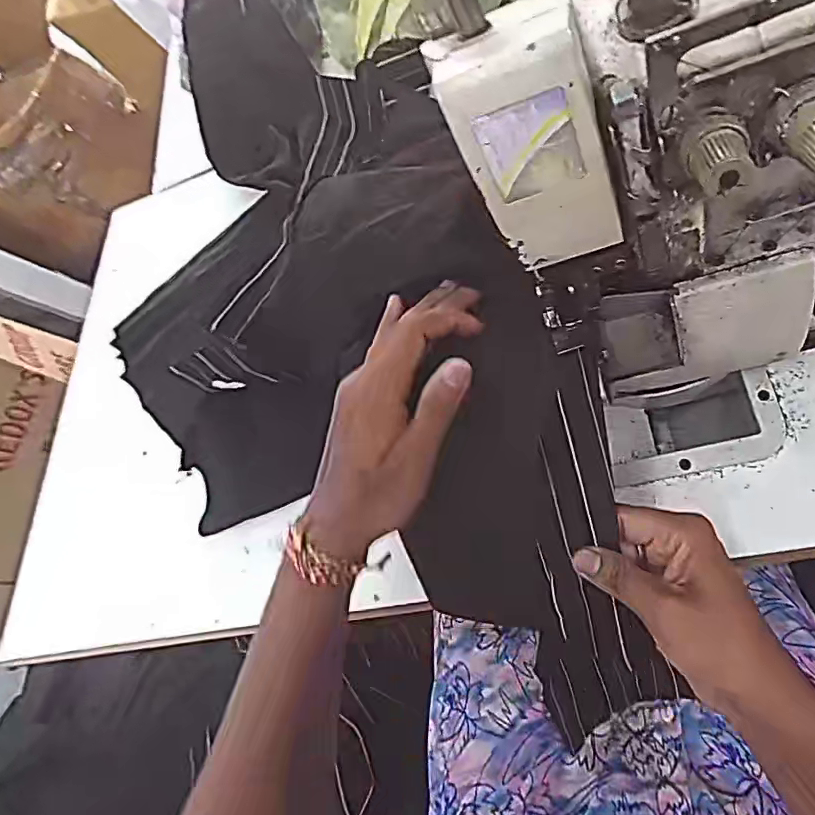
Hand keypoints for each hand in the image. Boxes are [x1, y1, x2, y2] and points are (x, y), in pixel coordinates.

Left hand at [296, 283, 482, 562]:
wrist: (338, 521)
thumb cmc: (375, 496)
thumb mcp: (416, 455)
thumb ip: (438, 406)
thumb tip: (460, 366)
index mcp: (376, 390)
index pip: (413, 332)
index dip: (448, 319)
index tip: (476, 322)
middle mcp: (362, 383)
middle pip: (400, 326)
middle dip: (437, 304)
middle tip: (469, 292)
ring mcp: (357, 389)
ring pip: (390, 334)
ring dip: (421, 312)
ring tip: (444, 296)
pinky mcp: (357, 399)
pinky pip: (379, 348)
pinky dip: (396, 326)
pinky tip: (394, 316)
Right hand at [573, 507, 788, 705]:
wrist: (750, 686)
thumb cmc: (726, 647)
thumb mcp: (661, 609)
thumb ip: (618, 577)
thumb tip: (585, 557)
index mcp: (687, 533)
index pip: (626, 517)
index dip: (598, 537)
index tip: (579, 557)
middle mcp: (686, 542)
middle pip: (626, 536)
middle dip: (610, 561)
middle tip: (607, 588)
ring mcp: (682, 565)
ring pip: (632, 561)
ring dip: (622, 581)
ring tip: (634, 605)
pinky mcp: (678, 588)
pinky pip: (643, 580)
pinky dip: (632, 595)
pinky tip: (635, 612)